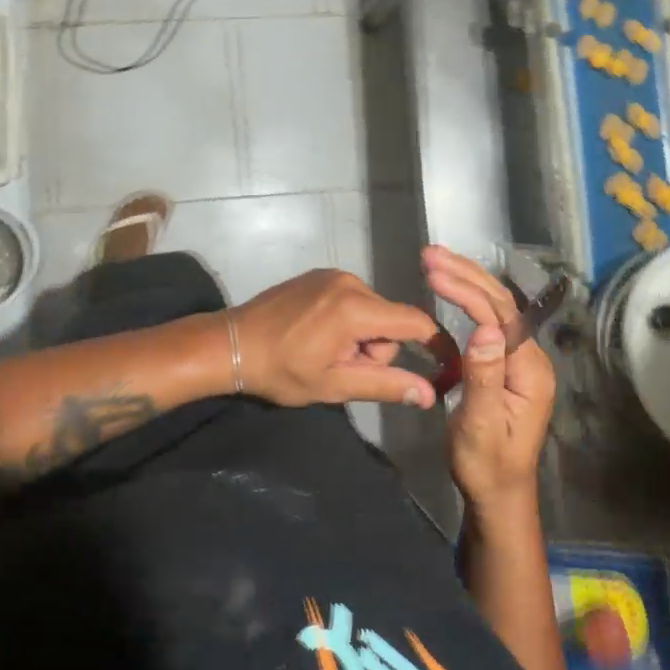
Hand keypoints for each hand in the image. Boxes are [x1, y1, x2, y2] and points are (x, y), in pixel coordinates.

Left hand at [234, 270, 440, 408]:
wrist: (231, 344)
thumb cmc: (282, 371)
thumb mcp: (334, 385)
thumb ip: (385, 385)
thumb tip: (429, 394)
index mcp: (355, 309)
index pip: (414, 322)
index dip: (431, 344)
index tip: (438, 366)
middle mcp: (349, 282)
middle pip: (391, 319)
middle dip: (376, 347)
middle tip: (341, 366)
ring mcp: (332, 275)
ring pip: (372, 310)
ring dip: (360, 335)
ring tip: (324, 351)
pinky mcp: (319, 275)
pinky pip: (351, 298)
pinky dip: (346, 319)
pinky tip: (317, 334)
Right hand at [425, 246, 555, 516]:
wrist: (498, 494)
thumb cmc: (486, 465)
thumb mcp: (480, 425)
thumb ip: (483, 376)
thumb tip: (485, 329)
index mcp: (529, 371)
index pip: (500, 316)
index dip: (467, 291)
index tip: (434, 274)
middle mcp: (530, 359)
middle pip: (501, 304)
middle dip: (466, 275)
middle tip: (429, 254)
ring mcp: (520, 360)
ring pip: (497, 308)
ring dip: (468, 281)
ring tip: (436, 261)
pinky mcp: (507, 365)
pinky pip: (491, 321)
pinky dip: (469, 299)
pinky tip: (451, 287)